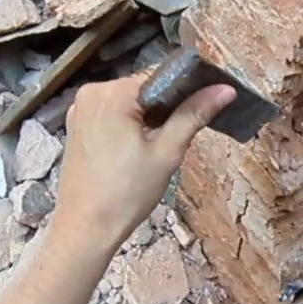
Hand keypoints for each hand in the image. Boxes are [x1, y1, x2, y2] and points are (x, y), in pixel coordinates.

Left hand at [49, 73, 233, 252]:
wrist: (86, 228)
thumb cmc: (126, 193)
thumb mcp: (167, 152)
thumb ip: (194, 115)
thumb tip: (225, 90)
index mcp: (112, 93)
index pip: (161, 76)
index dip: (188, 90)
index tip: (206, 107)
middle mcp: (91, 93)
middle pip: (144, 89)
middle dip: (166, 108)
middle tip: (182, 135)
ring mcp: (80, 110)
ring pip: (129, 103)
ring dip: (150, 118)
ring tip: (162, 146)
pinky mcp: (77, 127)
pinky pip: (112, 116)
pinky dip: (130, 126)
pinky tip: (140, 150)